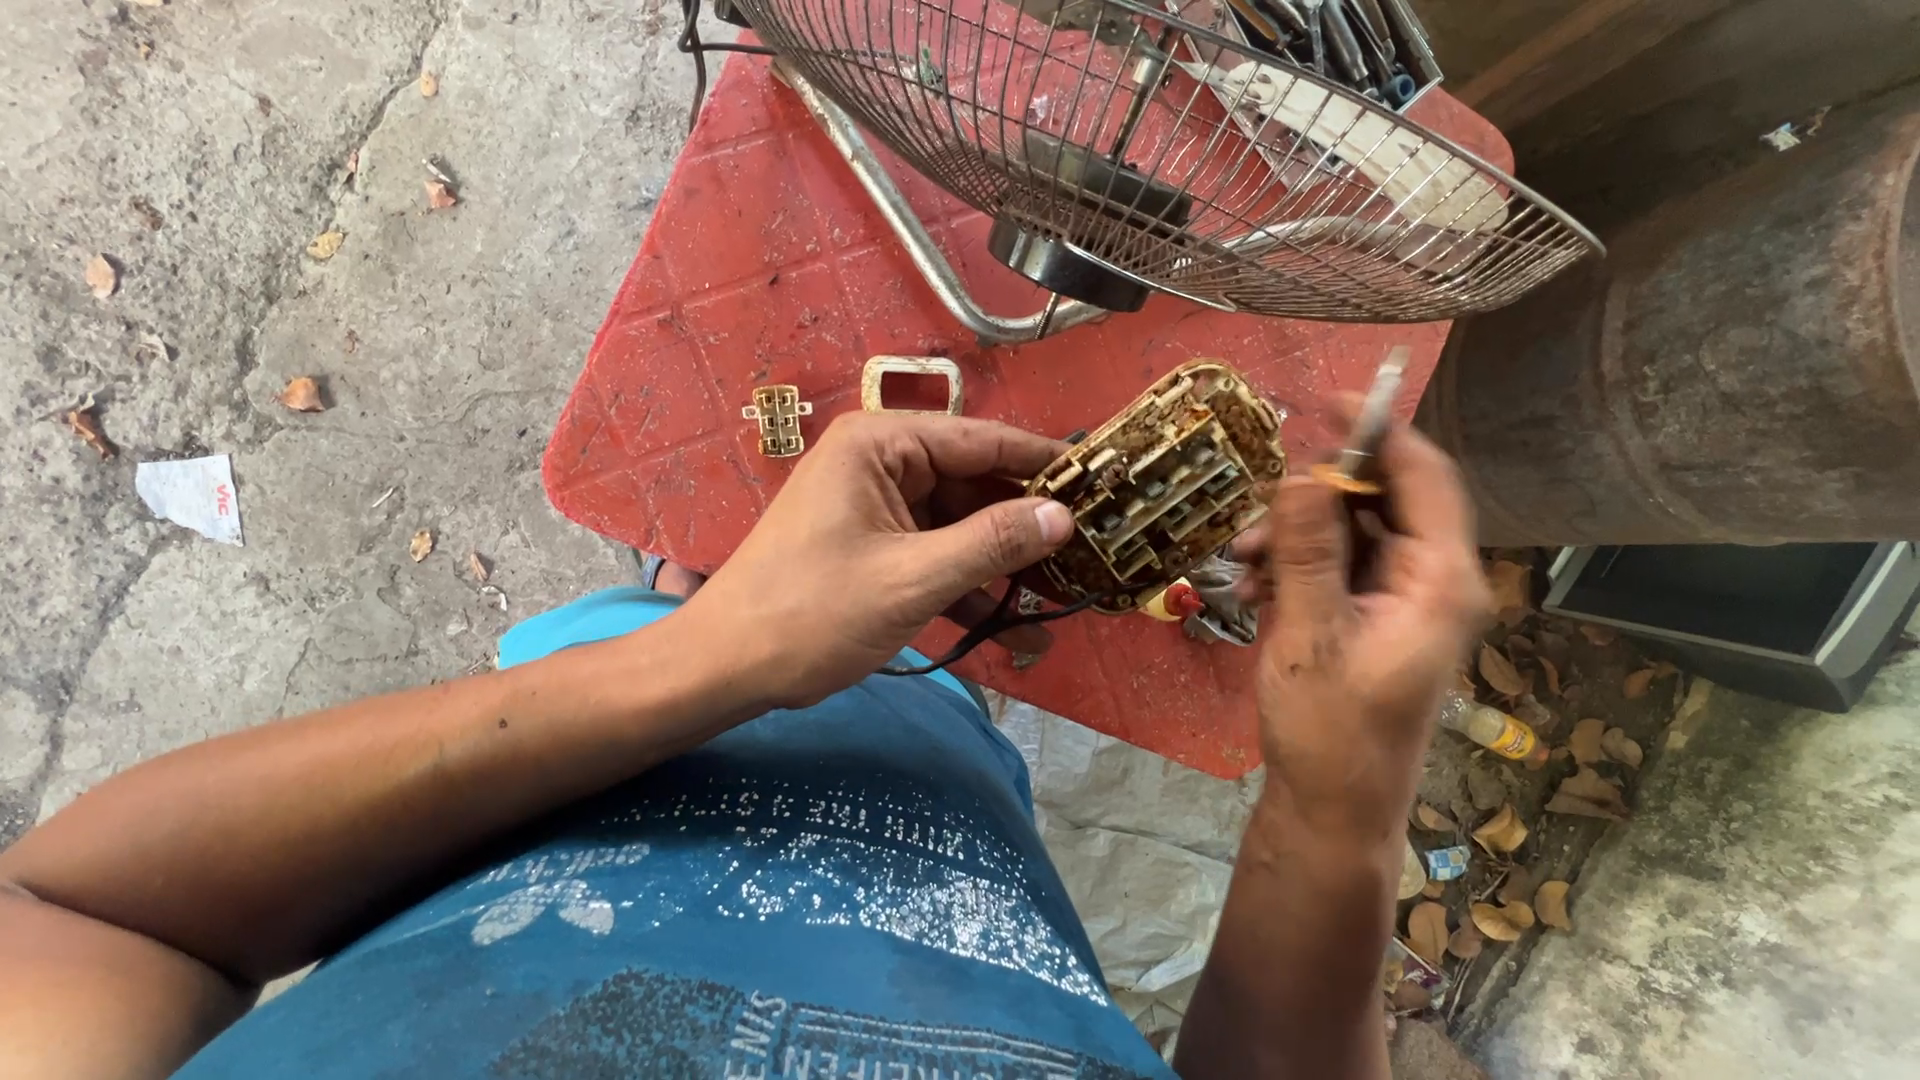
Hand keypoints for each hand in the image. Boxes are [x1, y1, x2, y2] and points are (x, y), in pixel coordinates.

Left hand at [676, 413, 1075, 708]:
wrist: (727, 667)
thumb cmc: (810, 612)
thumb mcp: (911, 578)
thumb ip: (991, 543)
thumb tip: (1063, 515)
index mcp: (881, 445)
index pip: (981, 440)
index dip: (1043, 463)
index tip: (1102, 482)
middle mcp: (881, 463)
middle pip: (974, 484)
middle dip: (1026, 525)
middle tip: (1089, 553)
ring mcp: (877, 507)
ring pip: (960, 526)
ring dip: (1003, 565)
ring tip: (1063, 597)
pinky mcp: (874, 548)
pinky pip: (935, 556)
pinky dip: (968, 587)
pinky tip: (1014, 627)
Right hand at [1239, 422, 1487, 850]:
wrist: (1332, 805)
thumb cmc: (1329, 730)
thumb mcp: (1309, 635)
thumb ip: (1308, 551)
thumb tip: (1299, 474)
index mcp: (1440, 582)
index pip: (1424, 479)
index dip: (1380, 433)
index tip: (1328, 402)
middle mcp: (1433, 582)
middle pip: (1382, 502)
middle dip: (1313, 499)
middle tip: (1255, 515)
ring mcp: (1405, 600)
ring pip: (1351, 533)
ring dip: (1293, 537)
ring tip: (1242, 564)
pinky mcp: (1376, 617)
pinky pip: (1337, 566)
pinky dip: (1295, 566)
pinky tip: (1254, 588)